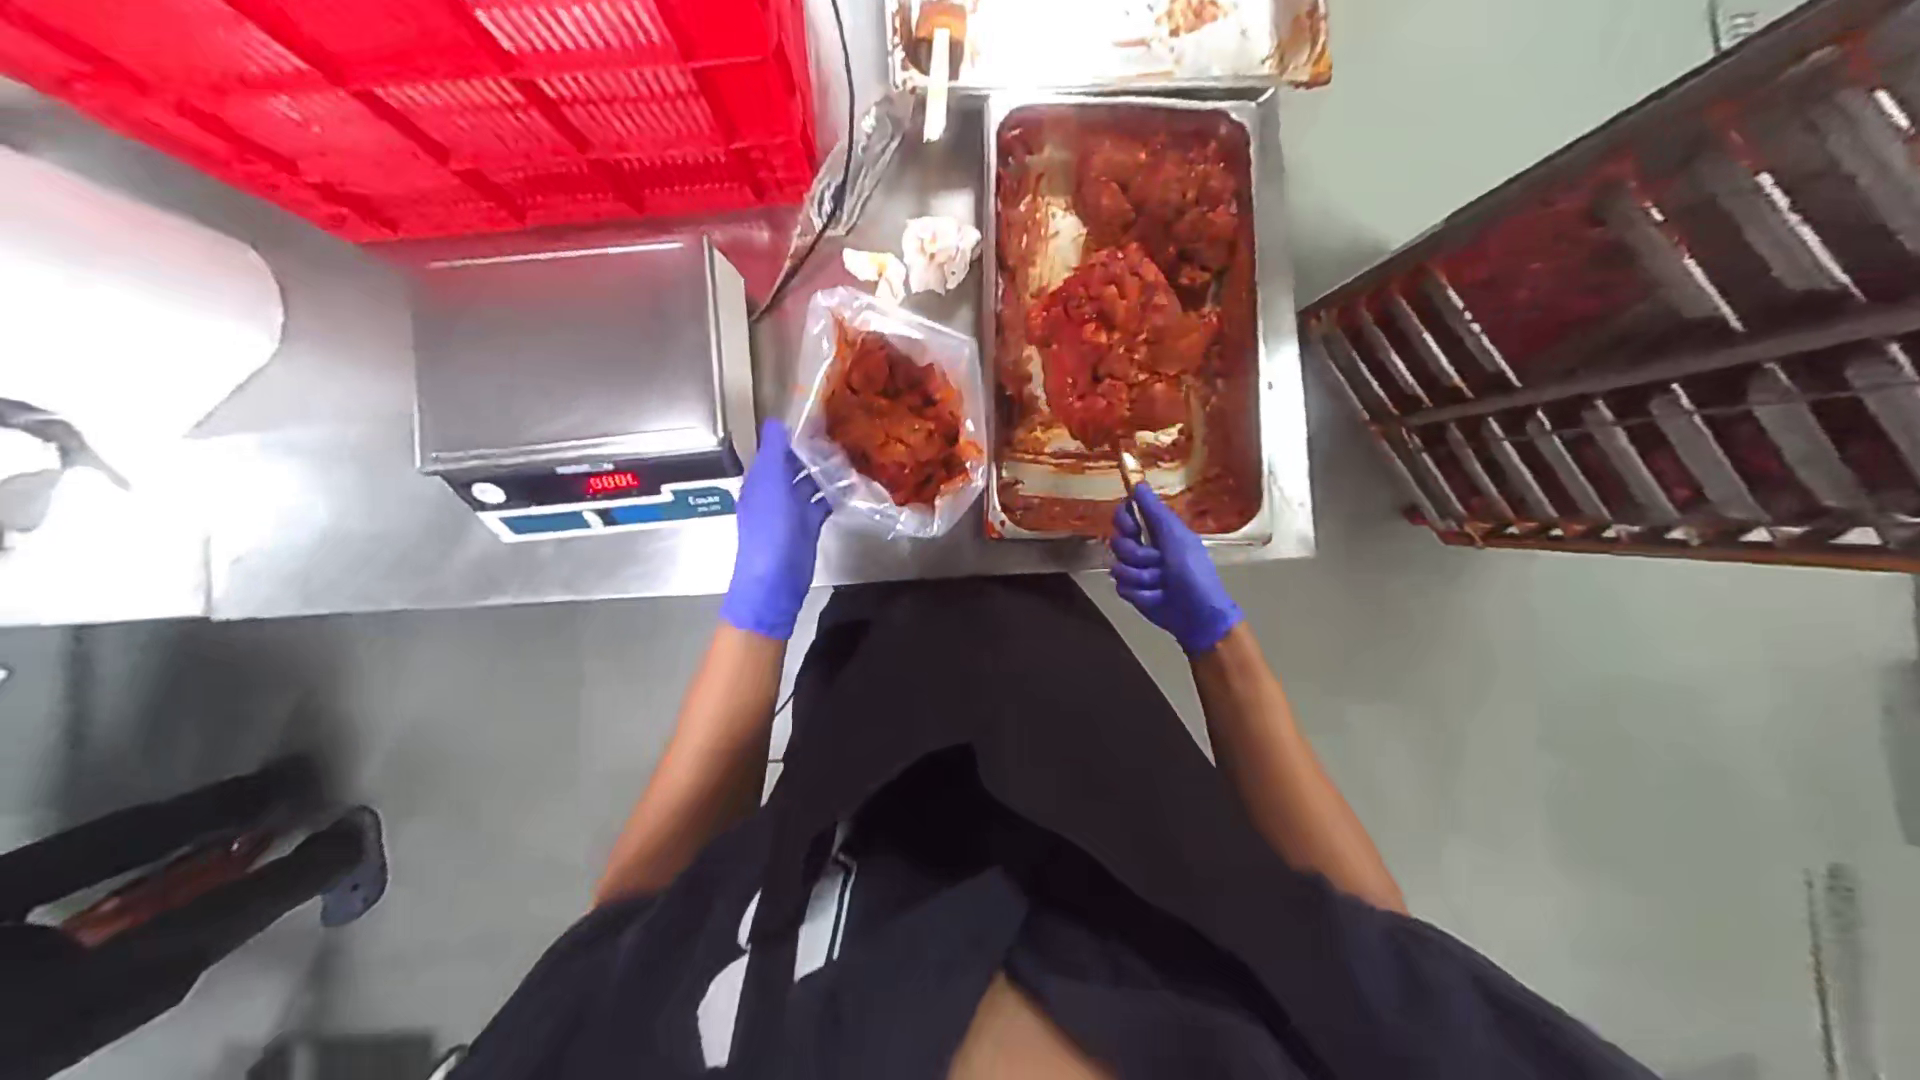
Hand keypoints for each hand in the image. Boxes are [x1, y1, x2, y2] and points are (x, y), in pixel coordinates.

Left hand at [721, 419, 831, 639]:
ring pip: (811, 482)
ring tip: (854, 455)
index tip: (823, 415)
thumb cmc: (769, 531)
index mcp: (762, 478)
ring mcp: (792, 509)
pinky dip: (835, 494)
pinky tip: (853, 484)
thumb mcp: (769, 485)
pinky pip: (822, 502)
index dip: (797, 432)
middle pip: (796, 463)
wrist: (774, 580)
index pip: (779, 447)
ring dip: (828, 471)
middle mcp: (775, 490)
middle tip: (846, 432)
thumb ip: (774, 453)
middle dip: (817, 449)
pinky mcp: (808, 524)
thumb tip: (778, 420)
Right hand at [1108, 483, 1242, 653]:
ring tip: (1161, 583)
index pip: (1125, 515)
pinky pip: (1120, 586)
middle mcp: (1143, 548)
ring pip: (1117, 566)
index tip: (1132, 529)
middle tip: (1156, 561)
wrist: (1196, 613)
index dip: (1124, 521)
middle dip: (1136, 554)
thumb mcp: (1175, 537)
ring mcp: (1135, 571)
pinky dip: (1139, 593)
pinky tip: (1155, 596)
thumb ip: (1154, 511)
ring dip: (1141, 576)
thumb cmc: (1192, 570)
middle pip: (1117, 541)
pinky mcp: (1131, 592)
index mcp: (1156, 531)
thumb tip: (1138, 484)